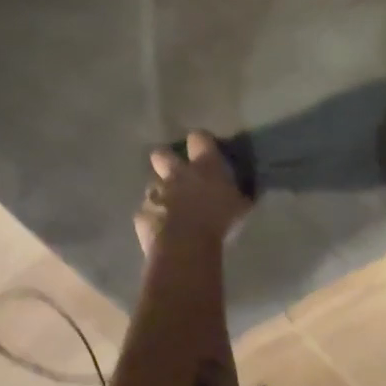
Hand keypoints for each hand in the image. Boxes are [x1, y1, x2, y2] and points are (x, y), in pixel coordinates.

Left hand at [133, 132, 251, 255]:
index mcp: (204, 165)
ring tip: (169, 206)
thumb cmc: (219, 221)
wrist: (185, 247)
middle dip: (165, 159)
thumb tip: (244, 194)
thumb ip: (237, 195)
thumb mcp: (240, 207)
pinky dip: (152, 218)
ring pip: (152, 185)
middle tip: (175, 171)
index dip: (200, 141)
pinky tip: (160, 229)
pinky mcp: (141, 216)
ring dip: (160, 192)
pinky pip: (145, 213)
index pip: (198, 138)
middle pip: (162, 154)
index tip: (203, 147)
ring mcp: (156, 194)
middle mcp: (177, 173)